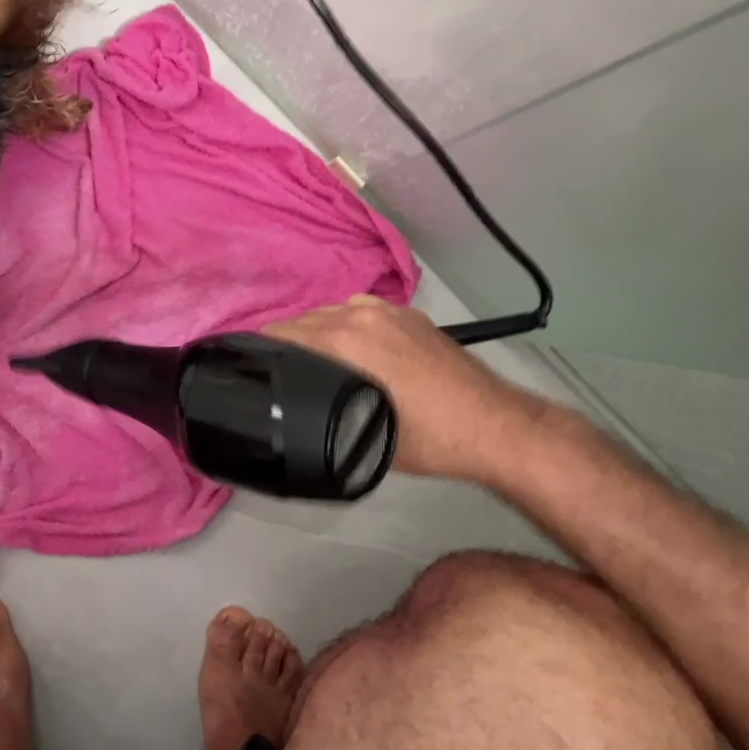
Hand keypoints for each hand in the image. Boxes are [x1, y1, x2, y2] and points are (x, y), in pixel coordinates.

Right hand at [261, 295, 552, 484]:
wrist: (498, 428)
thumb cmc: (428, 439)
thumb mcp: (361, 434)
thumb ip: (319, 410)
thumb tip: (288, 408)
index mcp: (344, 339)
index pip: (279, 334)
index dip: (258, 353)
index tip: (250, 372)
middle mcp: (360, 314)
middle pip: (302, 320)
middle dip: (286, 344)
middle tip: (279, 375)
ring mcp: (388, 310)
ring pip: (330, 312)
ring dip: (316, 333)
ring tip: (313, 364)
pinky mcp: (409, 314)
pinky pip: (359, 311)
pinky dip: (345, 326)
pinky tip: (351, 352)